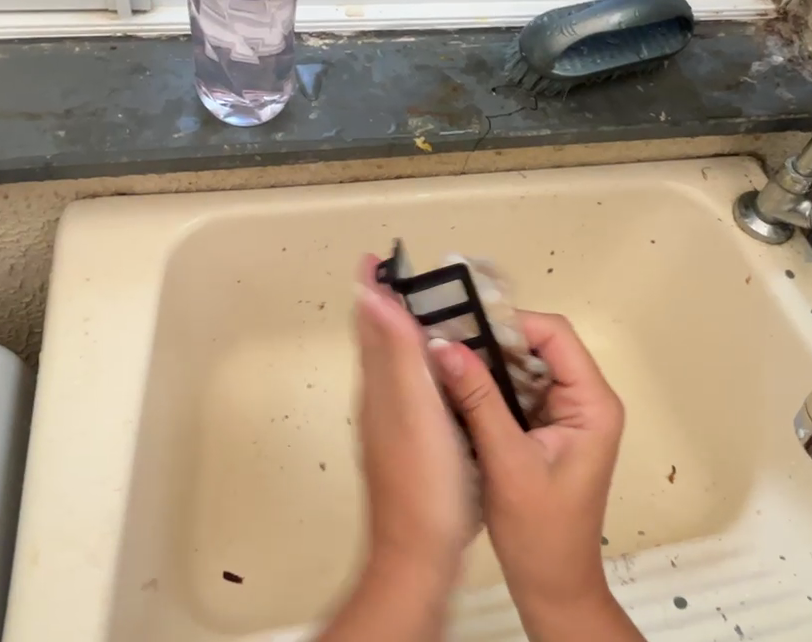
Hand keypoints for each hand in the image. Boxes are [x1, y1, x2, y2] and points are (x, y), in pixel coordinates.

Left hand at [353, 258, 476, 578]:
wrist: (419, 555)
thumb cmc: (424, 482)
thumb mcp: (414, 408)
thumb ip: (395, 351)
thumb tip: (370, 294)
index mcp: (381, 385)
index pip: (369, 322)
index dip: (371, 288)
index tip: (377, 257)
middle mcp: (380, 400)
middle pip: (378, 340)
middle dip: (387, 305)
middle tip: (407, 277)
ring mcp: (392, 424)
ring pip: (392, 365)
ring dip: (401, 333)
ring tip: (425, 313)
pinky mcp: (410, 445)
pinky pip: (410, 389)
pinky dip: (419, 366)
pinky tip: (441, 375)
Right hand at [430, 312, 637, 635]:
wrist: (551, 588)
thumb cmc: (540, 532)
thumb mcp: (507, 462)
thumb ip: (479, 400)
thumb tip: (445, 345)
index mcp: (592, 403)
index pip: (555, 335)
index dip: (510, 322)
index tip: (463, 325)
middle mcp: (583, 398)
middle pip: (537, 345)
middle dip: (491, 339)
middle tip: (444, 336)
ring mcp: (563, 412)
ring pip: (522, 365)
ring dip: (485, 361)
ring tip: (442, 354)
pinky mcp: (543, 426)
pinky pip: (514, 389)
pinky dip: (486, 384)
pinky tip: (454, 383)